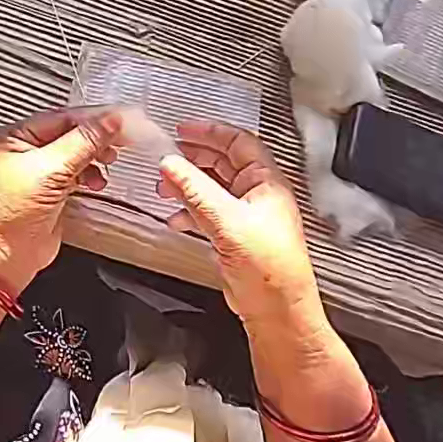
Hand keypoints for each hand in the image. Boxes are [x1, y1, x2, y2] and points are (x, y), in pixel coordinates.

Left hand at [0, 108, 121, 292]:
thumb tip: (109, 122)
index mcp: (17, 137)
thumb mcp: (50, 170)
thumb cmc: (9, 216)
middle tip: (122, 140)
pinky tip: (96, 181)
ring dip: (96, 157)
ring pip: (77, 153)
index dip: (94, 118)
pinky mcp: (52, 191)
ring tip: (108, 161)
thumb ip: (84, 143)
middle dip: (98, 138)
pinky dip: (91, 175)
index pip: (63, 117)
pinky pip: (78, 173)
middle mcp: (27, 151)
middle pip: (72, 134)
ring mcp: (40, 172)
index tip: (121, 120)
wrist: (5, 258)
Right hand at [156, 121, 323, 325]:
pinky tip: (176, 218)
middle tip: (169, 156)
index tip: (183, 130)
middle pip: (222, 163)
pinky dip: (189, 212)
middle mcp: (258, 195)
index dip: (209, 132)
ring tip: (165, 187)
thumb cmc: (271, 270)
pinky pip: (208, 213)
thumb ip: (195, 190)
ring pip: (212, 189)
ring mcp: (247, 216)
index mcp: (266, 182)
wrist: (277, 311)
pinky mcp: (235, 236)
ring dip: (187, 186)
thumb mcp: (227, 221)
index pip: (237, 142)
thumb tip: (171, 164)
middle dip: (193, 159)